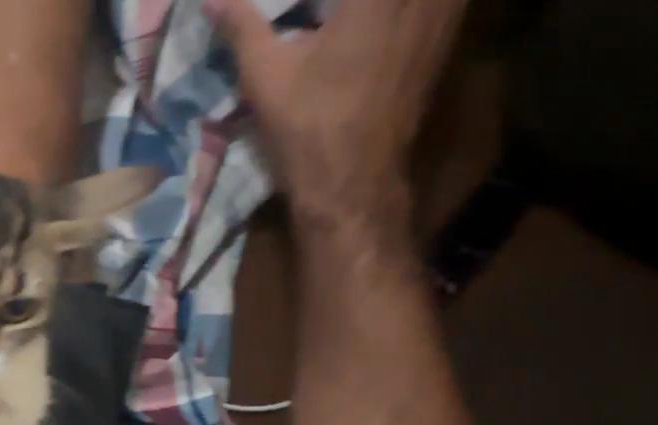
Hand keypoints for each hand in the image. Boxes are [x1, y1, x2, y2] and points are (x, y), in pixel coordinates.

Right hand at [209, 0, 466, 233]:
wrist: (353, 175)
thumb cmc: (306, 123)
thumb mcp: (265, 74)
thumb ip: (242, 27)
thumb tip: (211, 0)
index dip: (301, 0)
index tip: (286, 5)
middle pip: (360, 2)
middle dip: (328, 6)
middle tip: (306, 13)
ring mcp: (443, 10)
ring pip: (398, 5)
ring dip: (362, 13)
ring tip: (334, 22)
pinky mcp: (446, 32)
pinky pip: (431, 7)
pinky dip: (394, 14)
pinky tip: (365, 28)